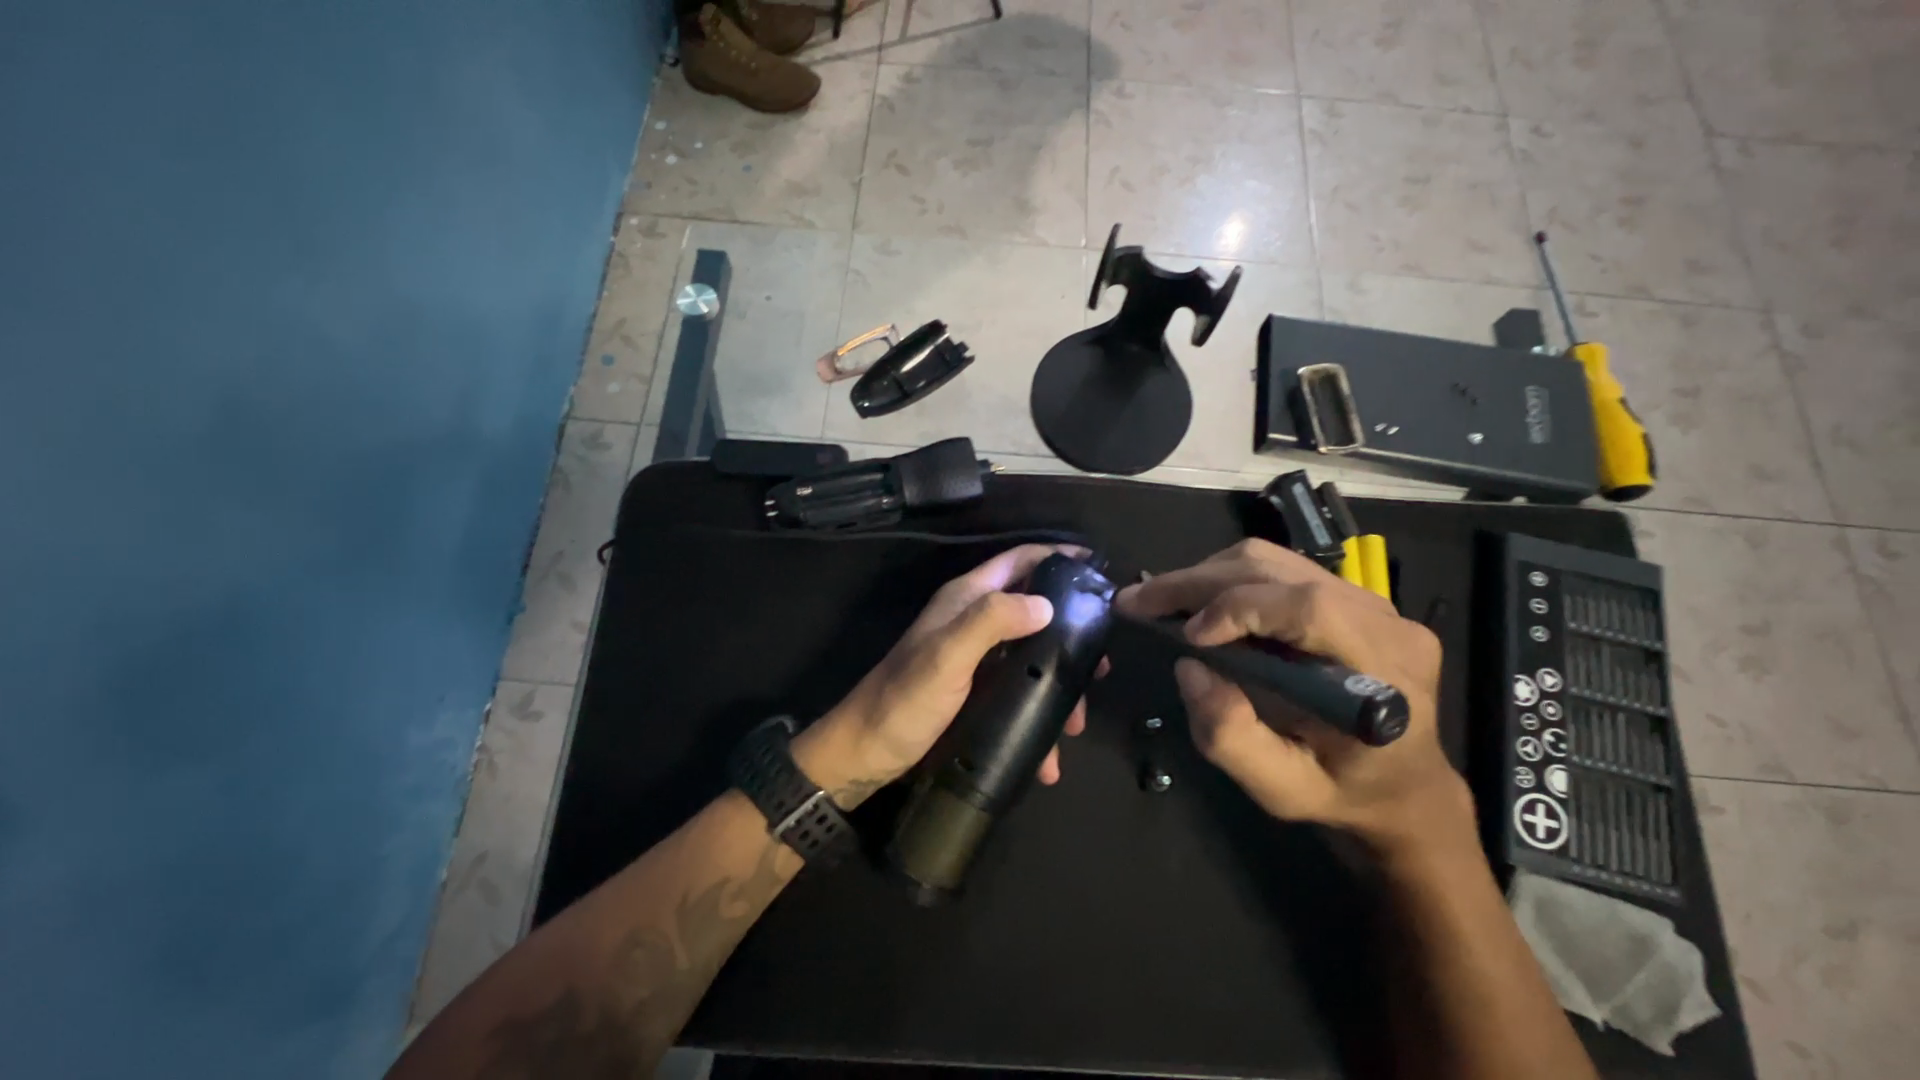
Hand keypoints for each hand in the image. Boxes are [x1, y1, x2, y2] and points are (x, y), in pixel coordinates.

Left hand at [794, 544, 1094, 807]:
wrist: (864, 757)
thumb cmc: (903, 701)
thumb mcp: (947, 656)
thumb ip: (991, 621)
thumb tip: (1048, 604)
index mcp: (965, 600)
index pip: (1018, 561)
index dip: (1058, 556)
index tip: (1099, 571)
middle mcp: (973, 623)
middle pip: (1035, 612)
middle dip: (1070, 637)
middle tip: (1099, 666)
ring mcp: (975, 662)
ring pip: (1031, 660)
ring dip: (1057, 689)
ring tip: (1074, 725)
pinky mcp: (975, 696)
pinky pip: (1018, 698)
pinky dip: (1036, 721)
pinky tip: (1049, 758)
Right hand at [1115, 539, 1470, 856]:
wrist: (1403, 787)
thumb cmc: (1342, 793)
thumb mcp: (1282, 790)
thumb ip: (1232, 738)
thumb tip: (1188, 667)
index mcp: (1383, 674)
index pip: (1309, 608)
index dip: (1239, 609)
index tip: (1187, 637)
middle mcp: (1386, 624)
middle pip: (1282, 571)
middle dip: (1199, 582)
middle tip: (1136, 601)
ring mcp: (1374, 603)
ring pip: (1276, 560)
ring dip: (1208, 575)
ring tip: (1160, 600)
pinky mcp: (1354, 597)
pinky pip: (1283, 570)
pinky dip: (1229, 580)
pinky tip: (1199, 605)